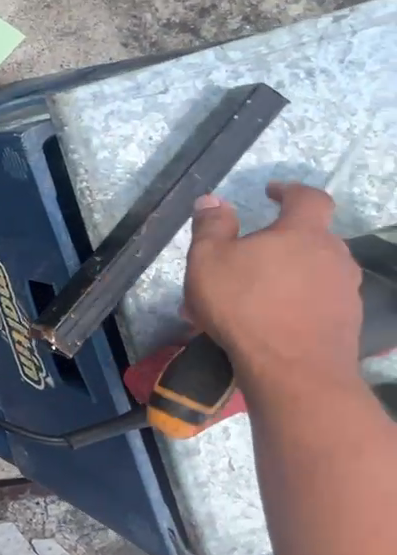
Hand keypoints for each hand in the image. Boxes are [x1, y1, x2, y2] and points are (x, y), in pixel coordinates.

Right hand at [185, 183, 361, 383]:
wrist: (292, 364)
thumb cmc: (243, 303)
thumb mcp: (207, 259)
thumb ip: (212, 226)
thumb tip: (214, 200)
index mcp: (302, 234)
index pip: (309, 199)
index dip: (291, 190)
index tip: (271, 191)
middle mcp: (334, 255)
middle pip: (308, 237)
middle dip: (277, 240)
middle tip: (239, 254)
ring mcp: (345, 287)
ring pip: (309, 268)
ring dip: (280, 271)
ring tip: (242, 292)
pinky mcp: (346, 315)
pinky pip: (314, 294)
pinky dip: (289, 295)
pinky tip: (260, 314)